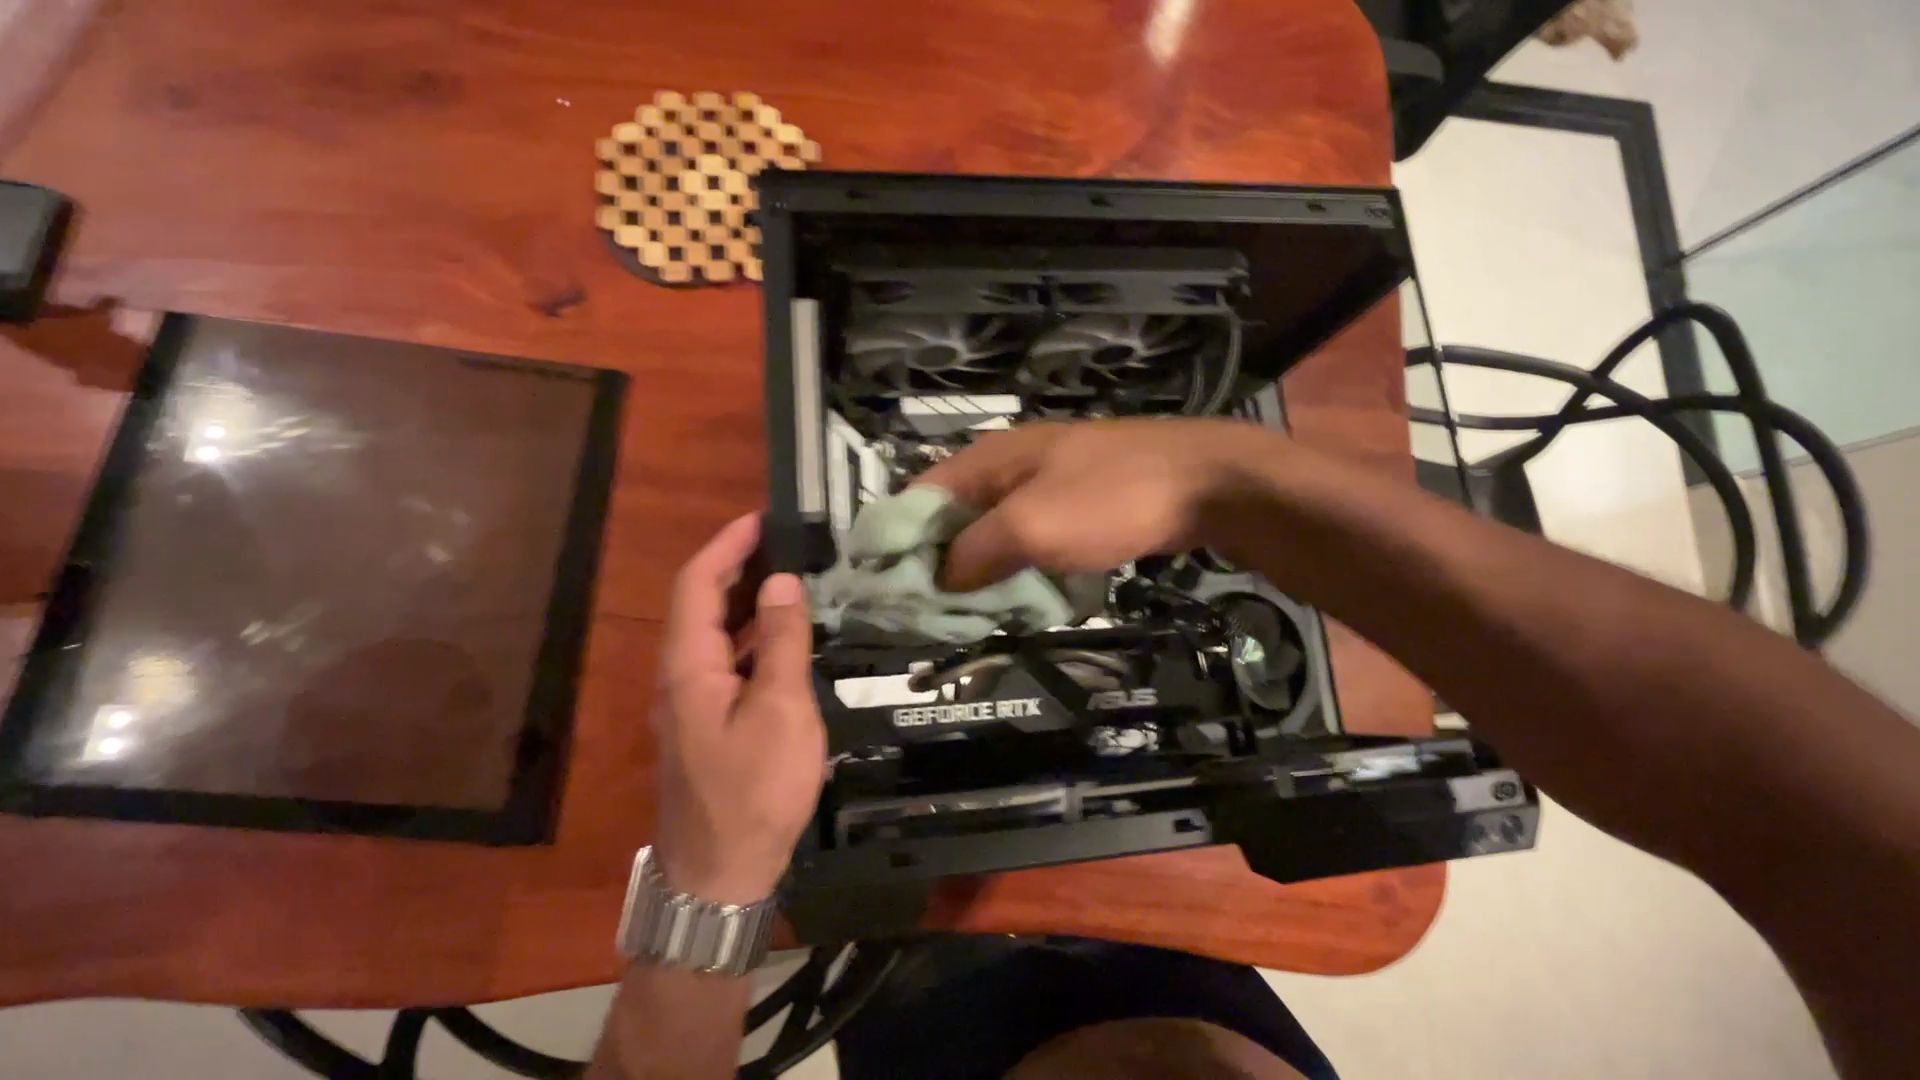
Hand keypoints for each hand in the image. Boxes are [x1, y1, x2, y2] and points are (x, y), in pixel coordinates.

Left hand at [651, 513, 825, 904]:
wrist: (718, 877)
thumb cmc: (754, 791)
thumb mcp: (781, 711)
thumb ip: (782, 643)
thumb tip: (783, 582)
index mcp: (689, 666)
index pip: (698, 584)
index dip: (727, 545)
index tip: (764, 518)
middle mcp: (680, 678)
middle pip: (702, 606)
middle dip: (738, 567)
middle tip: (789, 544)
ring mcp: (689, 707)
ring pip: (715, 637)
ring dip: (748, 604)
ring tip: (795, 582)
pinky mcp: (705, 729)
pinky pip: (726, 667)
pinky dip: (754, 642)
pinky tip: (788, 644)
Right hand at [916, 418, 1282, 590]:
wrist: (1211, 483)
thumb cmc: (1112, 499)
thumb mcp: (1030, 527)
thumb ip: (975, 552)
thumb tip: (938, 579)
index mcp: (989, 458)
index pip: (919, 496)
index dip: (897, 541)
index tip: (888, 590)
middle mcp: (1013, 464)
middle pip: (955, 515)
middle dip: (939, 562)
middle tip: (931, 613)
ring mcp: (1053, 480)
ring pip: (998, 529)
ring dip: (983, 569)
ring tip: (972, 614)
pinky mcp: (1086, 502)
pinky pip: (1037, 537)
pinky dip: (1023, 566)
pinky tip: (1026, 597)